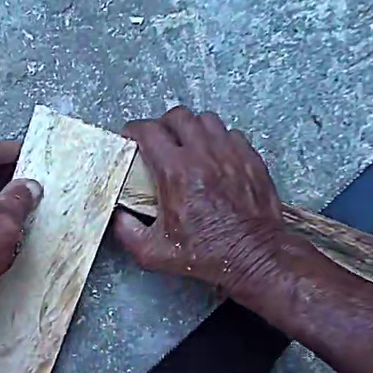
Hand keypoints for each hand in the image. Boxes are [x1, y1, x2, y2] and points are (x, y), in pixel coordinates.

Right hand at [112, 106, 312, 296]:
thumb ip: (127, 231)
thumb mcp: (154, 253)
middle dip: (163, 124)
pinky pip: (232, 134)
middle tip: (159, 140)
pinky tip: (215, 156)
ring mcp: (231, 154)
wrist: (253, 256)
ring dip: (192, 128)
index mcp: (176, 172)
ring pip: (207, 120)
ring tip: (188, 144)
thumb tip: (119, 214)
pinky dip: (219, 139)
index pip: (149, 131)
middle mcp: (204, 155)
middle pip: (178, 116)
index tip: (132, 139)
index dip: (135, 131)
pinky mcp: (251, 159)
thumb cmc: (208, 255)